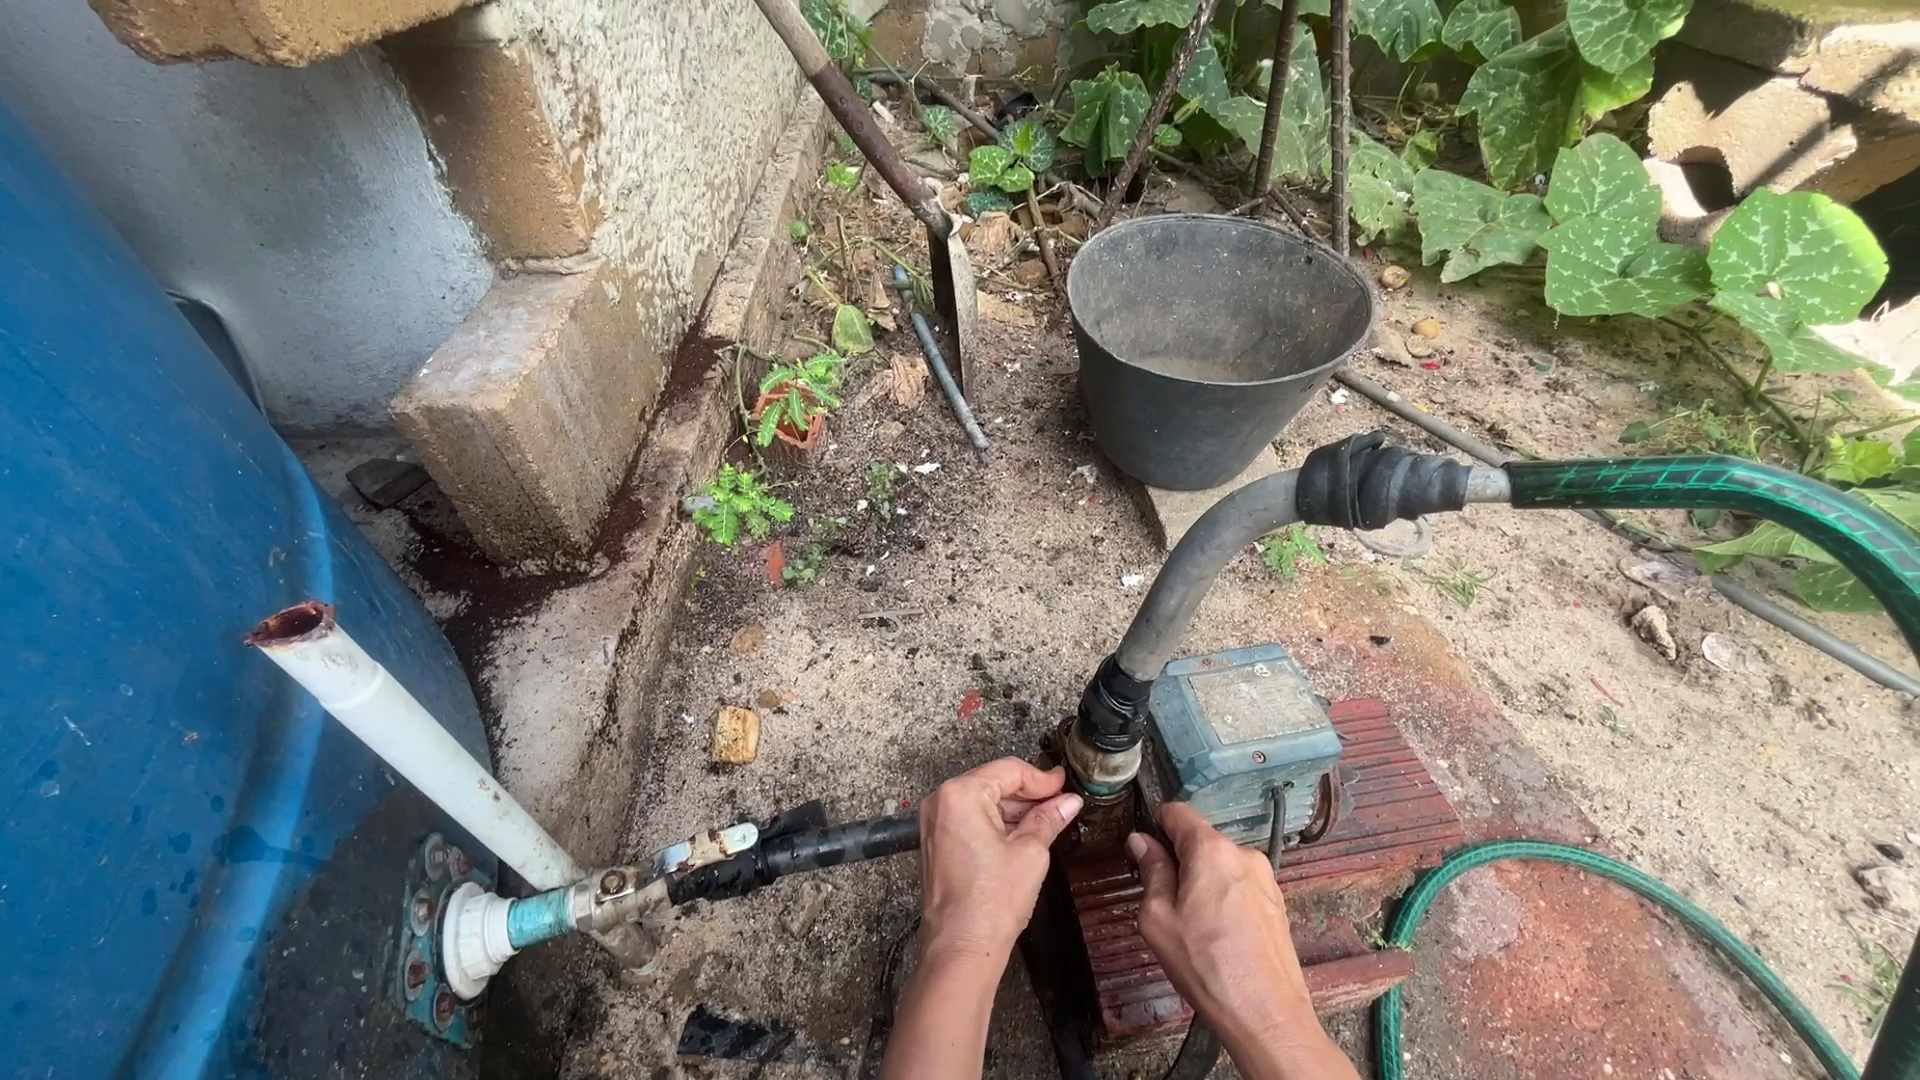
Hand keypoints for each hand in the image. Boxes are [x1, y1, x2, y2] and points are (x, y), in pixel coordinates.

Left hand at [916, 758, 1082, 961]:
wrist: (962, 949)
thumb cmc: (989, 905)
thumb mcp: (1030, 852)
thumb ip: (1049, 818)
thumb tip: (1067, 802)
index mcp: (960, 795)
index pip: (1009, 770)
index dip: (1041, 778)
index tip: (1062, 785)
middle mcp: (941, 802)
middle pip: (994, 782)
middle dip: (1028, 794)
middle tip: (1060, 803)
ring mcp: (935, 824)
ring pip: (983, 801)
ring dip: (1014, 809)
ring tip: (1046, 821)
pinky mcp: (937, 843)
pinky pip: (971, 819)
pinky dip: (996, 823)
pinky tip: (1022, 835)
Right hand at [1128, 803, 1357, 1079]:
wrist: (1267, 1017)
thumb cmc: (1206, 967)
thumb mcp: (1159, 918)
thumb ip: (1151, 871)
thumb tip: (1141, 840)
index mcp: (1211, 849)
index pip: (1177, 811)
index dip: (1155, 824)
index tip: (1145, 850)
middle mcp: (1243, 854)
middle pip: (1199, 839)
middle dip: (1179, 859)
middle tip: (1165, 899)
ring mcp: (1265, 878)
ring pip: (1220, 864)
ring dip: (1202, 880)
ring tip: (1194, 925)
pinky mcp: (1277, 903)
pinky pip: (1239, 885)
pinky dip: (1224, 898)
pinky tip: (1218, 934)